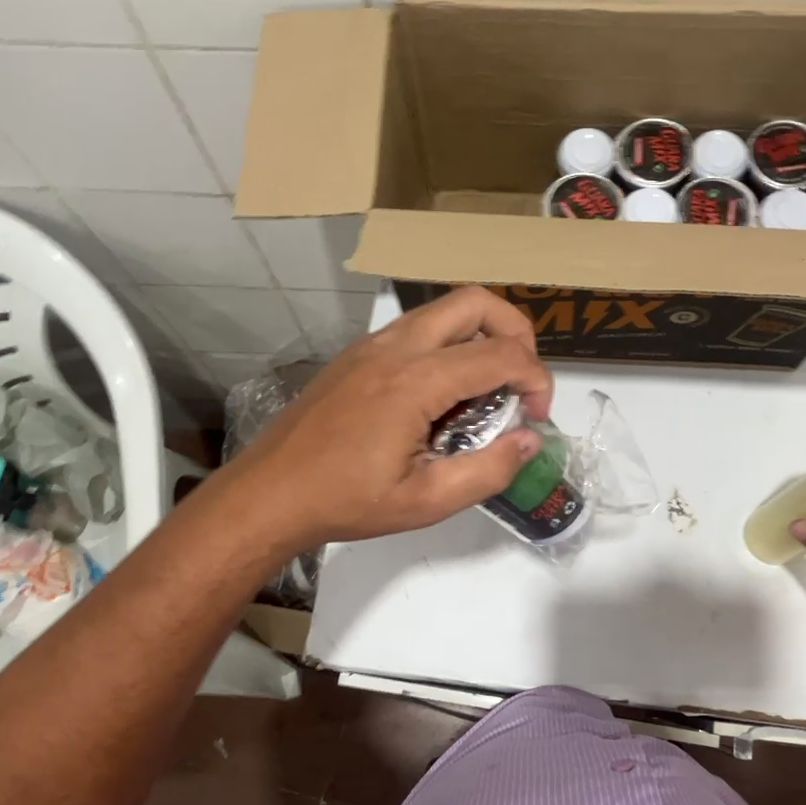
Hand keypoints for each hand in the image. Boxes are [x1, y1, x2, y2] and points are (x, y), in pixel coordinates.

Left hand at [218, 286, 554, 553]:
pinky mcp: (356, 356)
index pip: (502, 355)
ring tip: (484, 391)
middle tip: (519, 381)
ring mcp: (371, 346)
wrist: (269, 494)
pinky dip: (447, 346)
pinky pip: (415, 329)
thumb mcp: (426, 501)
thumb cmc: (346, 501)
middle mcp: (396, 348)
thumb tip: (528, 440)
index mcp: (416, 381)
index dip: (536, 380)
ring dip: (479, 336)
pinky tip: (440, 398)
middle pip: (475, 303)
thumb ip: (488, 470)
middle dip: (515, 332)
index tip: (536, 418)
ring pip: (442, 310)